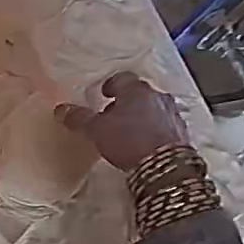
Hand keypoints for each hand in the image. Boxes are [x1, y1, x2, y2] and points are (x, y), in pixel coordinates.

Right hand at [56, 72, 185, 170]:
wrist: (166, 166)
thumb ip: (80, 119)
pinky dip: (154, 129)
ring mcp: (172, 114)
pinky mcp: (181, 133)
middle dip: (126, 101)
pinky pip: (164, 124)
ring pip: (153, 108)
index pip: (122, 78)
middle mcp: (157, 96)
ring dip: (141, 115)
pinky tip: (145, 144)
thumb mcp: (97, 131)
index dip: (111, 84)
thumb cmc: (129, 140)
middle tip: (112, 115)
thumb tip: (61, 109)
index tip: (103, 93)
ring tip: (128, 131)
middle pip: (139, 93)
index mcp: (135, 90)